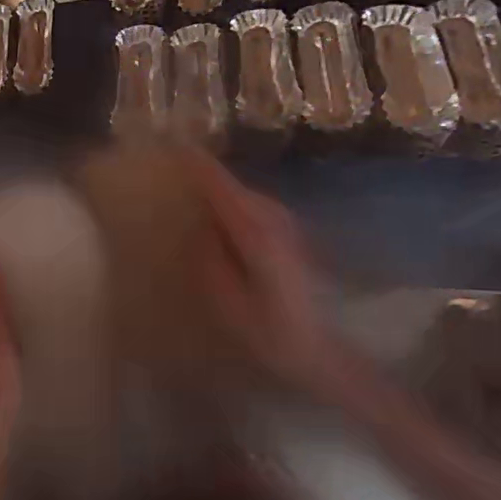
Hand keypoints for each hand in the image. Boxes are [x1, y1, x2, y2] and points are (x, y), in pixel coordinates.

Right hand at [184, 153, 340, 393]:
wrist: (327, 353)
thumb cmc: (275, 335)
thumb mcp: (230, 304)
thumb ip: (210, 262)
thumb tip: (200, 229)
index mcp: (257, 233)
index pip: (222, 187)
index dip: (198, 165)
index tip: (173, 147)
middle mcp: (275, 220)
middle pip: (234, 188)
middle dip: (205, 176)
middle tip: (173, 173)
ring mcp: (288, 226)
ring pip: (245, 198)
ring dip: (220, 193)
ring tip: (191, 195)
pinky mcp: (292, 237)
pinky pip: (254, 210)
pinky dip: (234, 208)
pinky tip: (221, 224)